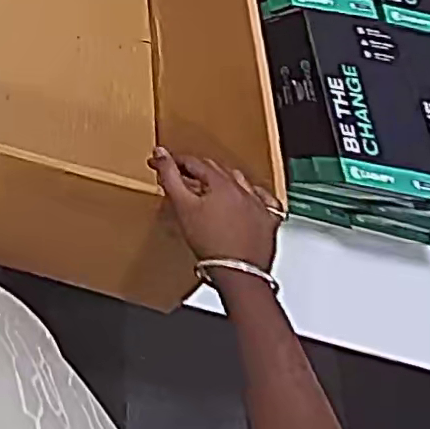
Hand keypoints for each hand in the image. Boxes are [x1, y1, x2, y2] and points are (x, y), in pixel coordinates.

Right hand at [150, 146, 283, 269]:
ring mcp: (258, 205)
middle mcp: (243, 189)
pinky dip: (253, 194)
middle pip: (215, 169)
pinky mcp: (269, 221)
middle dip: (195, 170)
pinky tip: (246, 197)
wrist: (237, 275)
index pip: (194, 162)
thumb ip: (170, 176)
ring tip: (208, 186)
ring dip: (221, 178)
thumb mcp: (182, 206)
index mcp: (221, 182)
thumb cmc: (211, 244)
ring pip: (238, 180)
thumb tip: (160, 153)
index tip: (161, 164)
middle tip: (180, 176)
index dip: (174, 162)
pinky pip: (264, 199)